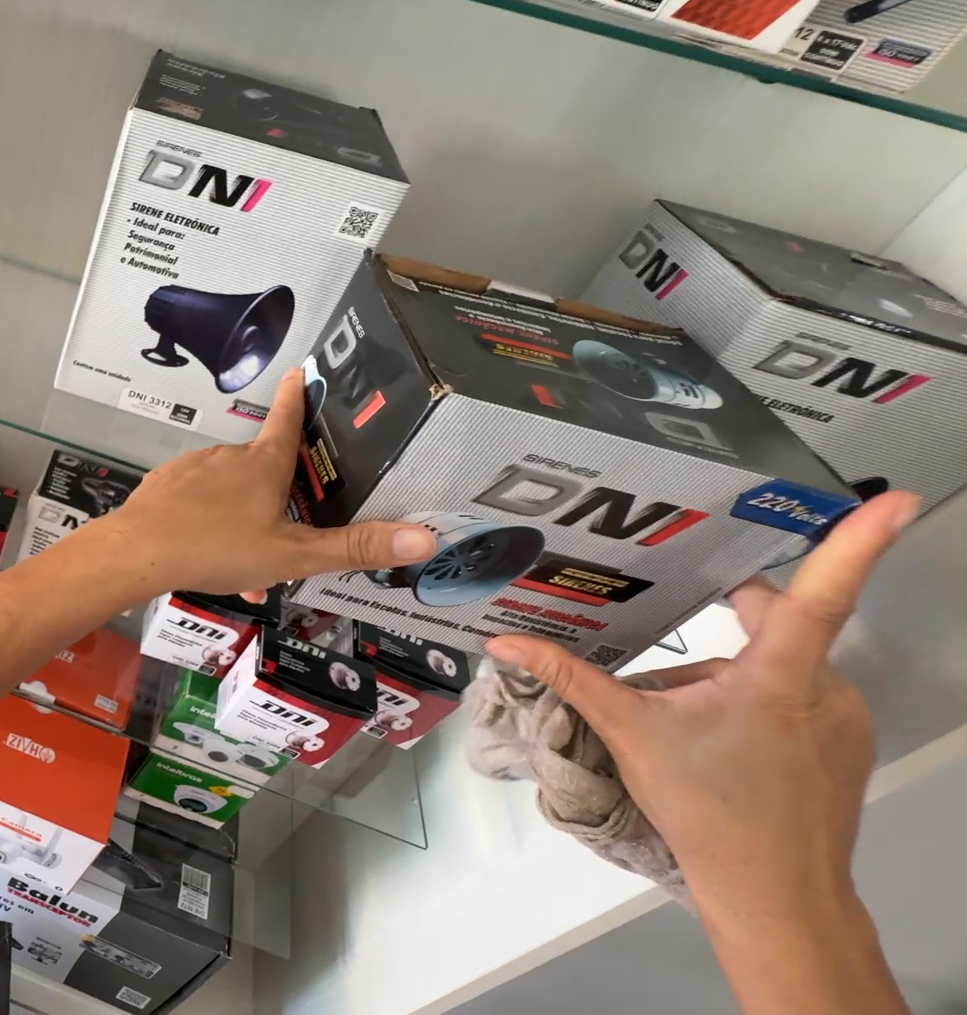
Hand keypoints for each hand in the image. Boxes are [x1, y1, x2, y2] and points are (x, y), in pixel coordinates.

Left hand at [91, 368, 435, 597]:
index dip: (299, 394)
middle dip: (273, 491)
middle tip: (280, 530)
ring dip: (237, 514)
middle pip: (260, 463)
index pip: (288, 417)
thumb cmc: (218, 547)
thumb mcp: (293, 554)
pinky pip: (193, 499)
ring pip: (224, 488)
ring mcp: (190, 467)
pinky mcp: (163, 484)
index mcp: (263, 463)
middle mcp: (227, 456)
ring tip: (240, 556)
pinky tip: (202, 548)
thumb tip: (425, 538)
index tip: (301, 369)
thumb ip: (354, 548)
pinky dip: (204, 519)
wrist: (139, 550)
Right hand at [485, 492, 916, 945]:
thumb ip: (568, 677)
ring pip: (770, 664)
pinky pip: (786, 693)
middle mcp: (824, 690)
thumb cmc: (710, 810)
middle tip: (667, 651)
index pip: (819, 597)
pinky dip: (740, 699)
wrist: (775, 893)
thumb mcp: (628, 733)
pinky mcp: (839, 740)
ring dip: (717, 675)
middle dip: (708, 628)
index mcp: (779, 679)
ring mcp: (839, 718)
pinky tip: (705, 736)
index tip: (889, 501)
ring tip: (674, 718)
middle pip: (768, 624)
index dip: (852, 545)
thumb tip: (505, 641)